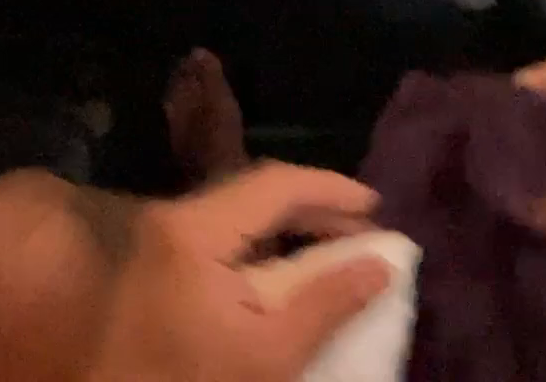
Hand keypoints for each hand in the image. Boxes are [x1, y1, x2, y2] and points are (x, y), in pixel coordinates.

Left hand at [89, 161, 391, 381]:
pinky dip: (266, 243)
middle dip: (315, 207)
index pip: (272, 183)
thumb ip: (325, 305)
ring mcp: (167, 234)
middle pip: (257, 192)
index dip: (328, 187)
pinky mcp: (165, 255)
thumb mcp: (266, 357)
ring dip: (292, 224)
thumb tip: (379, 265)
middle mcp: (178, 216)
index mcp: (196, 228)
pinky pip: (228, 233)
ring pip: (243, 212)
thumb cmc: (186, 378)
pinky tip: (294, 266)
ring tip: (340, 244)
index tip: (375, 204)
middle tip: (366, 228)